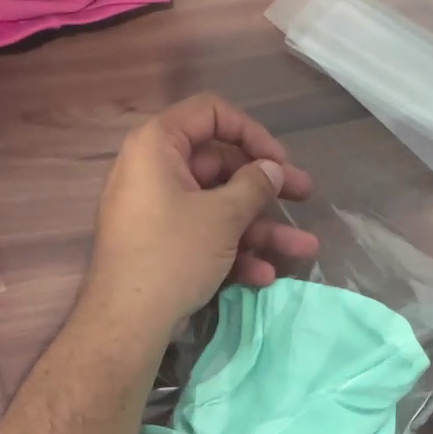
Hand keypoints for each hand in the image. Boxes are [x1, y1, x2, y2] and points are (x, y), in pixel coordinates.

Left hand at [82, 93, 317, 334]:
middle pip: (220, 167)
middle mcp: (154, 171)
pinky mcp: (163, 247)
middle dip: (267, 189)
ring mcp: (158, 212)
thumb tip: (273, 169)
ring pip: (219, 209)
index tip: (280, 161)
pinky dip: (234, 253)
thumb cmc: (173, 253)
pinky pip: (204, 237)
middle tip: (305, 196)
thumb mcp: (221, 217)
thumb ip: (254, 186)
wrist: (128, 320)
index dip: (252, 132)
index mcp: (158, 145)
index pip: (210, 113)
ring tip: (304, 249)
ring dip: (262, 230)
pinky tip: (265, 275)